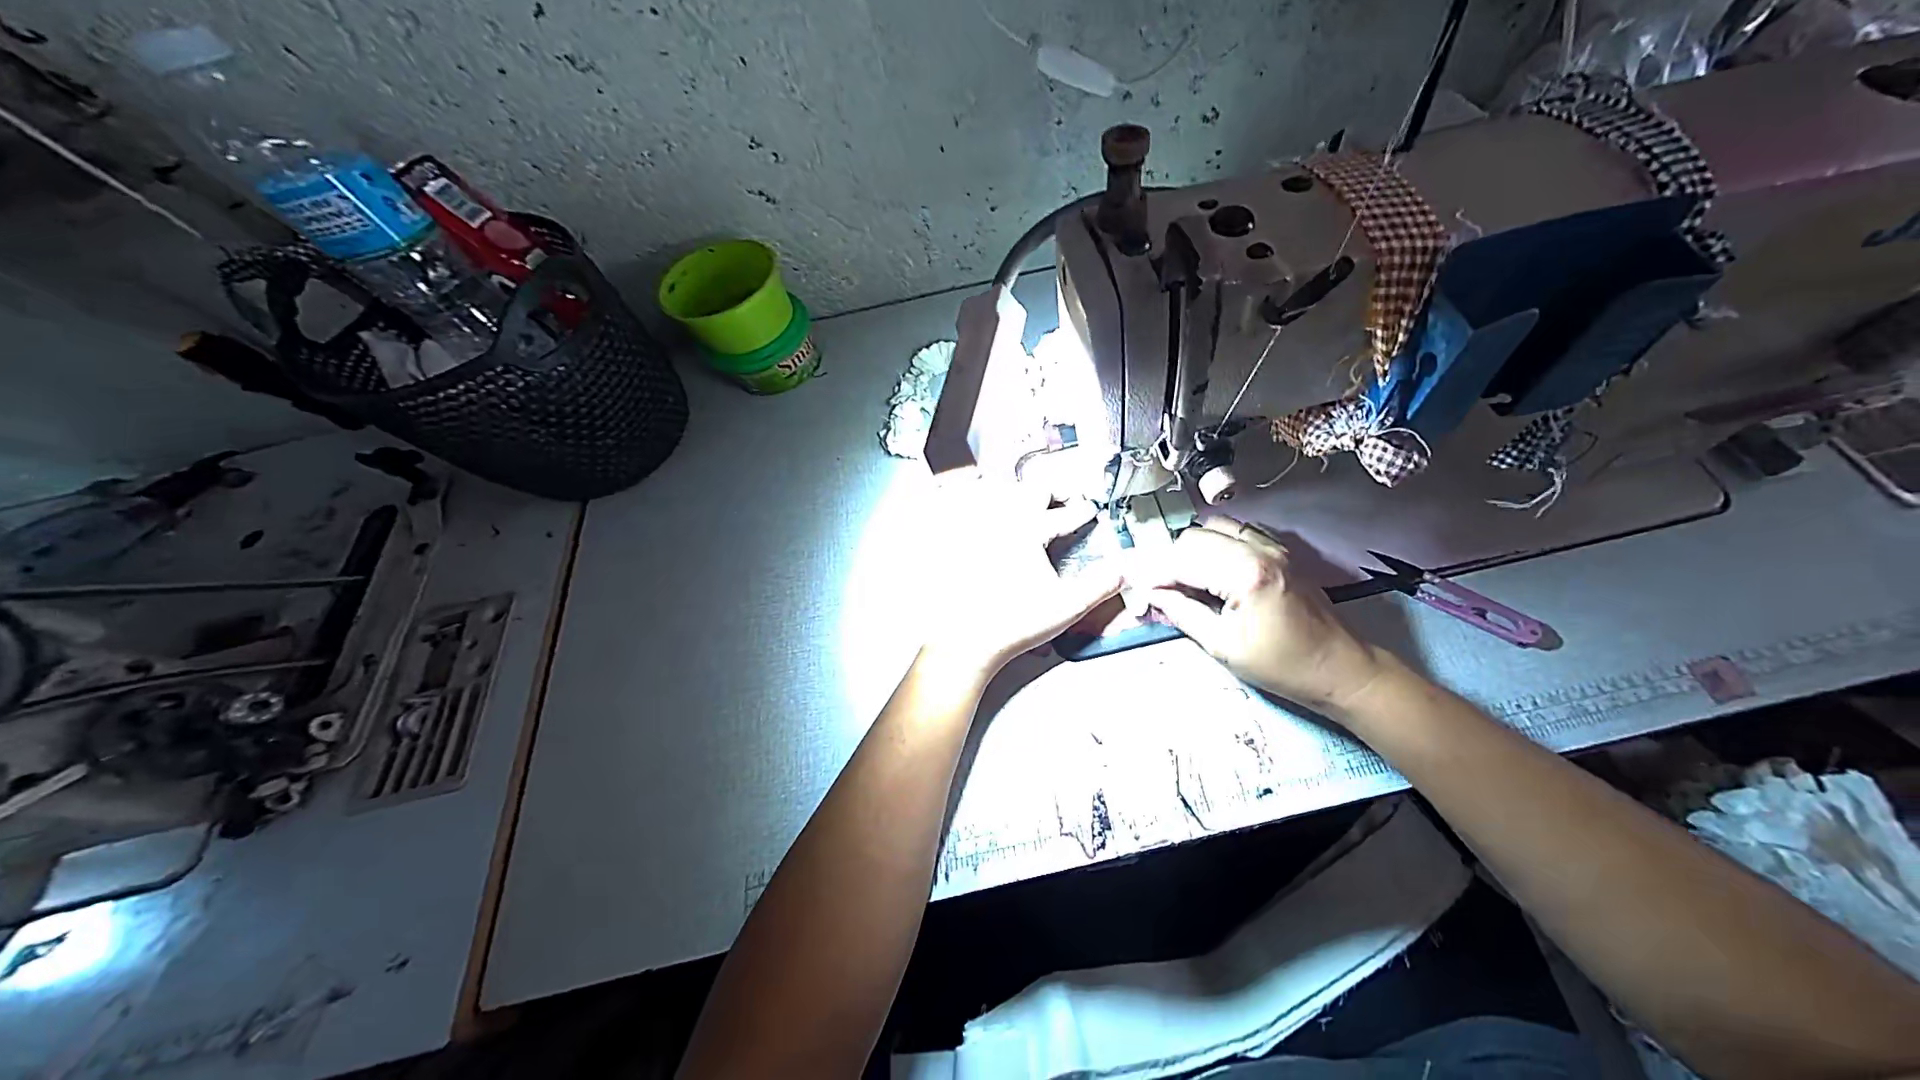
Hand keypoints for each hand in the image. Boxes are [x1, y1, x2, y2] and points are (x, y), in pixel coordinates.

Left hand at [922, 474, 1122, 671]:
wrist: (973, 640)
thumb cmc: (1016, 622)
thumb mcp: (1069, 604)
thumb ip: (1101, 585)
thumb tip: (1122, 571)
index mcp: (1029, 532)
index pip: (1064, 513)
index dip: (1083, 510)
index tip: (1091, 511)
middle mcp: (1004, 526)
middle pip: (1032, 492)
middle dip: (1054, 493)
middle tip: (1068, 501)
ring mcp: (984, 536)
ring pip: (1007, 501)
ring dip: (1027, 501)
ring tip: (1041, 512)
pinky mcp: (970, 551)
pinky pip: (988, 520)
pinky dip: (1005, 519)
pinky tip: (1011, 535)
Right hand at [1131, 518, 1384, 710]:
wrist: (1340, 668)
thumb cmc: (1283, 665)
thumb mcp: (1223, 647)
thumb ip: (1182, 612)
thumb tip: (1152, 595)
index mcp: (1245, 573)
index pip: (1182, 559)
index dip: (1154, 575)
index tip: (1141, 592)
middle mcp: (1259, 549)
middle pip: (1193, 536)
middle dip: (1171, 561)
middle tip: (1162, 591)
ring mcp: (1272, 546)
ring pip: (1213, 528)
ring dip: (1193, 550)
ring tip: (1187, 582)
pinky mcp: (1280, 550)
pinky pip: (1236, 532)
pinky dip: (1216, 545)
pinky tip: (1213, 573)